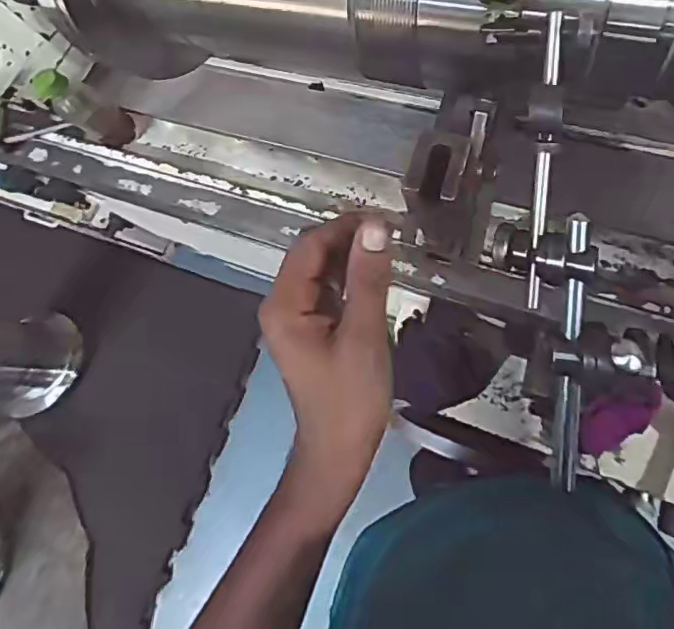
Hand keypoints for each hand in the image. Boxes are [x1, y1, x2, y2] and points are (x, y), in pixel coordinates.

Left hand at [259, 213, 395, 495]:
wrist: (339, 453)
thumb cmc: (350, 399)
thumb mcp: (364, 335)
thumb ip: (368, 278)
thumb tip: (375, 227)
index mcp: (284, 304)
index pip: (310, 245)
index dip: (344, 227)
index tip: (383, 221)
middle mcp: (282, 303)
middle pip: (313, 253)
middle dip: (349, 238)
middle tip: (391, 233)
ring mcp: (295, 314)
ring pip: (322, 267)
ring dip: (352, 255)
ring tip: (389, 247)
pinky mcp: (311, 324)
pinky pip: (328, 286)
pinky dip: (351, 276)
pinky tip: (376, 273)